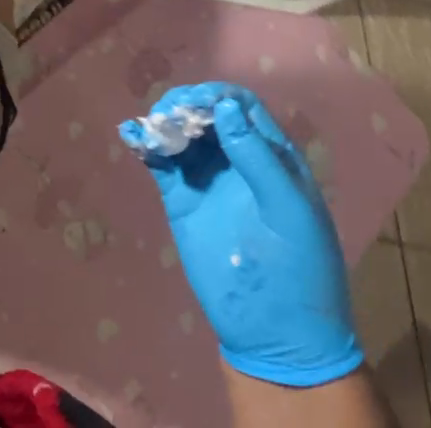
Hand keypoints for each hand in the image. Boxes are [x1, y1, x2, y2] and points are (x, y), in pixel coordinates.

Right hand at [121, 83, 361, 386]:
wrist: (276, 334)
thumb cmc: (298, 272)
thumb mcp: (288, 212)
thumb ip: (258, 159)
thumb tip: (224, 107)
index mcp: (272, 157)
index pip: (242, 107)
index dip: (217, 97)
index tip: (195, 103)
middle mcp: (238, 160)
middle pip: (206, 114)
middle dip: (185, 105)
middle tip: (167, 115)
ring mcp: (208, 181)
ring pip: (181, 135)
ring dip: (163, 122)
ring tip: (151, 128)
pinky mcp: (183, 202)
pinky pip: (162, 164)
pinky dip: (147, 146)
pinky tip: (132, 137)